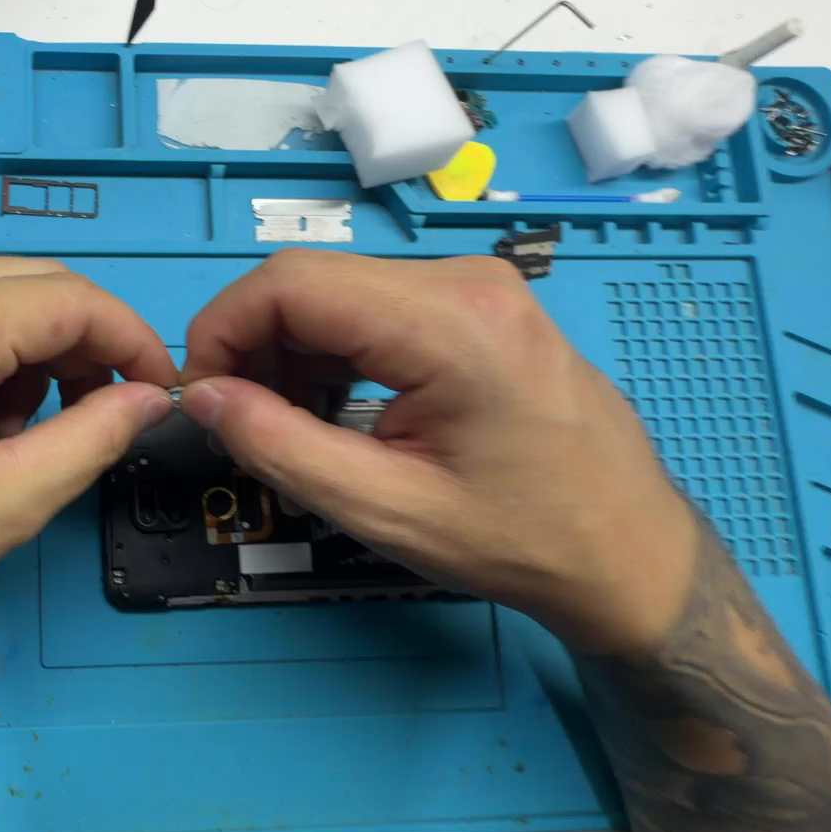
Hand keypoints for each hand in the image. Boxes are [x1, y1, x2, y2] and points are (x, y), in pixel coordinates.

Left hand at [0, 257, 176, 677]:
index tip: (160, 388)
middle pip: (34, 287)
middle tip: (108, 414)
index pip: (66, 299)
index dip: (130, 338)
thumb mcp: (8, 504)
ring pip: (0, 301)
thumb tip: (151, 397)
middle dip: (87, 346)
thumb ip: (95, 437)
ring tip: (26, 436)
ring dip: (40, 357)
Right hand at [179, 249, 697, 652]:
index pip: (290, 283)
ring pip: (331, 295)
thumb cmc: (516, 540)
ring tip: (286, 426)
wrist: (628, 551)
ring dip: (285, 354)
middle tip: (239, 422)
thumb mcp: (383, 508)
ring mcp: (471, 288)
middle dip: (250, 346)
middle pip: (307, 283)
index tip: (201, 397)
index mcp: (447, 322)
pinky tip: (328, 409)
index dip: (221, 330)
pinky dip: (325, 355)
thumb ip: (278, 447)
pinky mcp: (471, 306)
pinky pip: (367, 311)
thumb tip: (203, 397)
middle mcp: (460, 280)